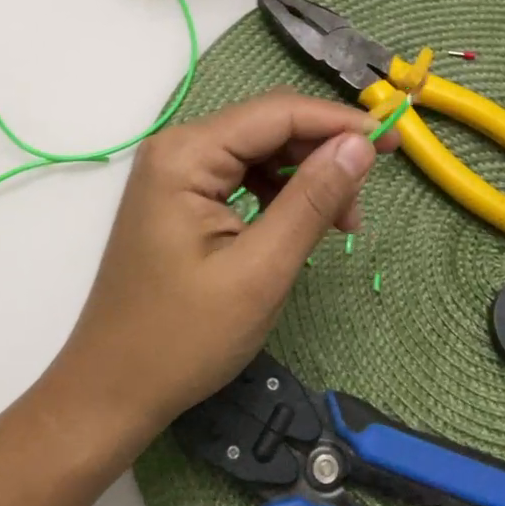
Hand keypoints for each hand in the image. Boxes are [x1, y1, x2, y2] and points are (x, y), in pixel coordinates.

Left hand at [46, 90, 398, 437]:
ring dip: (307, 176)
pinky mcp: (181, 198)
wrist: (112, 392)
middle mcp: (177, 149)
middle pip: (269, 127)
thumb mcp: (260, 270)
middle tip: (368, 195)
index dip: (339, 122)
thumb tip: (361, 144)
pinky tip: (304, 224)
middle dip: (324, 152)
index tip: (392, 142)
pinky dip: (281, 194)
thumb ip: (312, 200)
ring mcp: (176, 173)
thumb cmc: (183, 338)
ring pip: (260, 152)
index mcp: (186, 155)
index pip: (277, 113)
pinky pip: (243, 177)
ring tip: (342, 223)